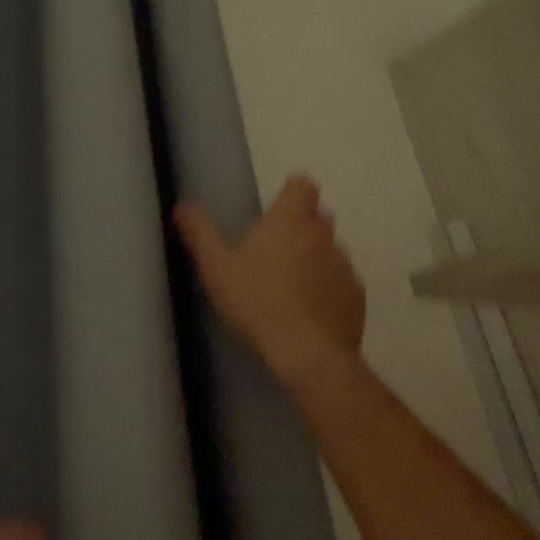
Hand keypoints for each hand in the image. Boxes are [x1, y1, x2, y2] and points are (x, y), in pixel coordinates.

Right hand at [173, 175, 365, 385]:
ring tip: (292, 284)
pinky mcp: (357, 297)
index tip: (276, 207)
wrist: (308, 353)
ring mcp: (344, 266)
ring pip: (332, 250)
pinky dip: (330, 289)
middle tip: (276, 248)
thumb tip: (182, 205)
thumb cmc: (257, 301)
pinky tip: (310, 311)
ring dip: (316, 258)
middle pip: (319, 216)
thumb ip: (199, 233)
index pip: (302, 186)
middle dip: (302, 225)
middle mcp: (322, 236)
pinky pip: (344, 282)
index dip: (292, 191)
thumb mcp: (216, 267)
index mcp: (289, 221)